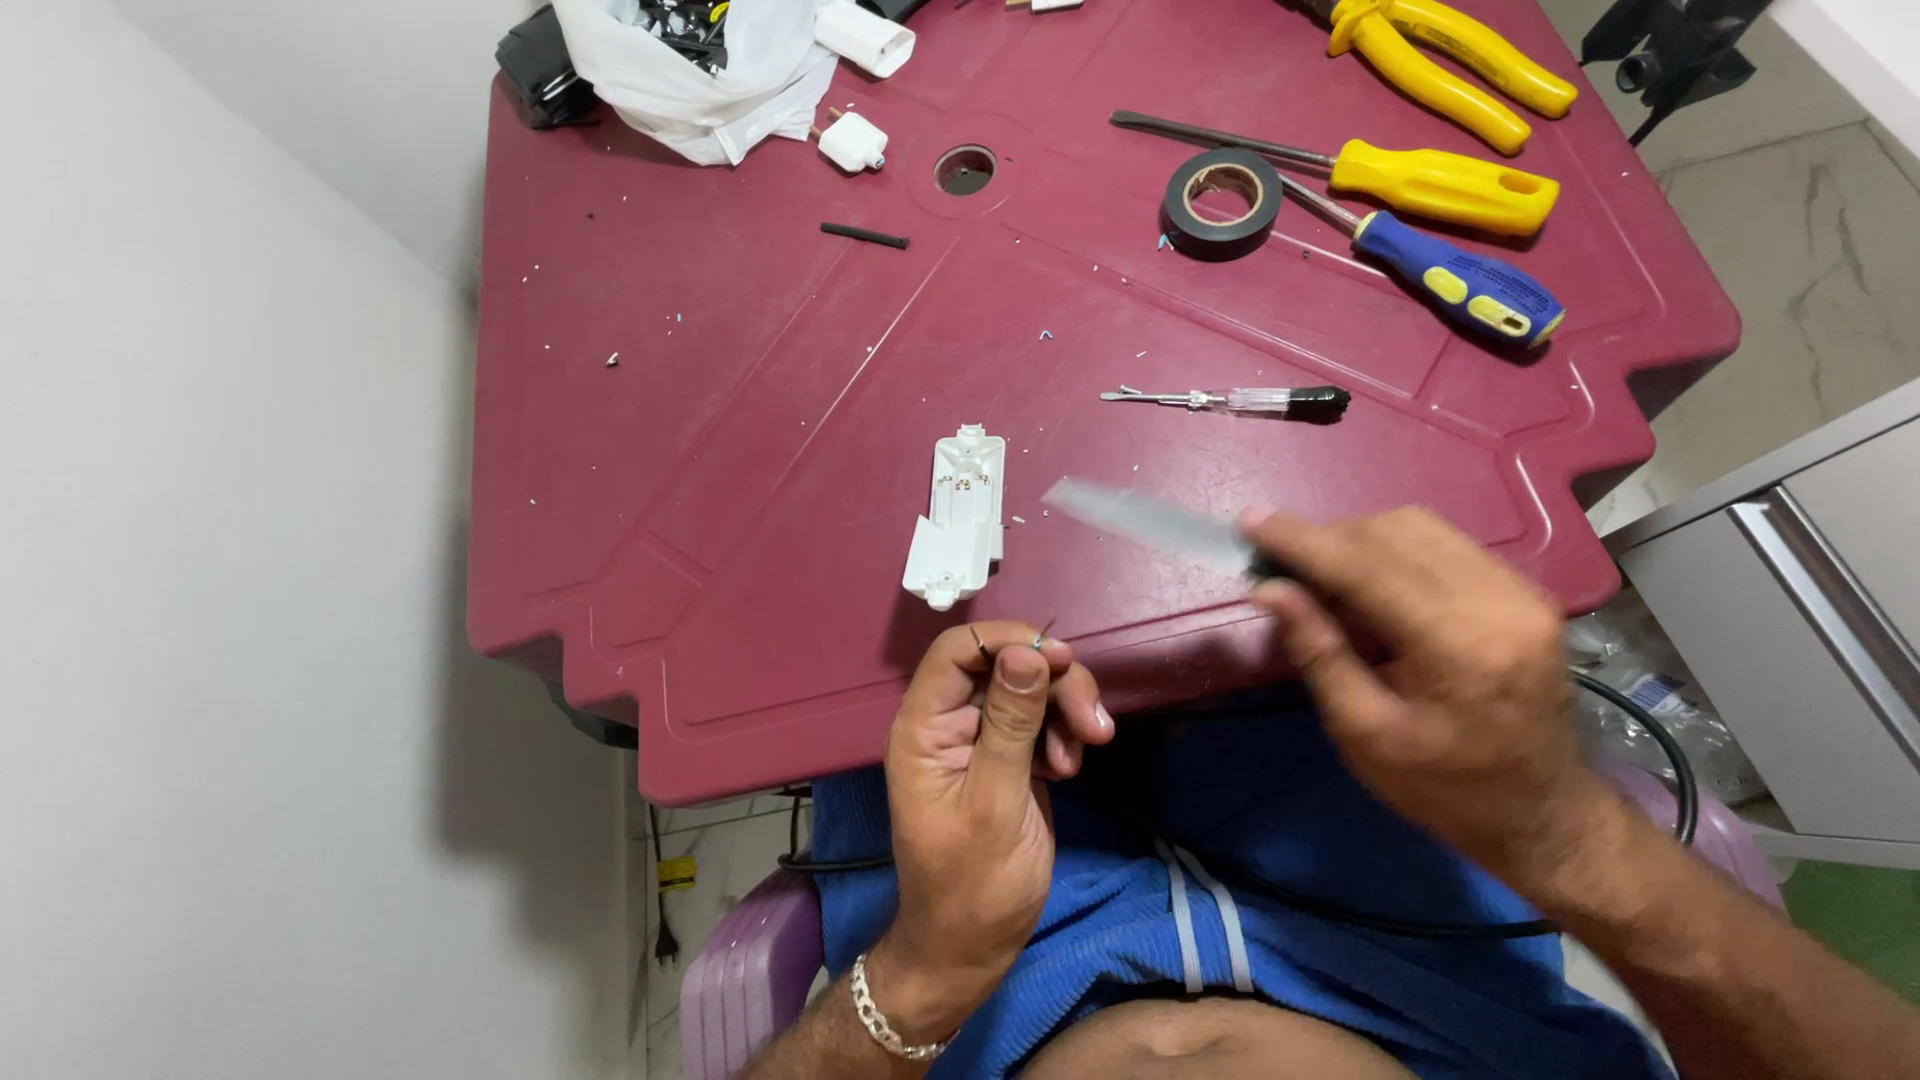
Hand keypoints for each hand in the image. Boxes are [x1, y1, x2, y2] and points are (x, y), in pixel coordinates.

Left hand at [874, 621, 1111, 1039]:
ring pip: (1028, 689)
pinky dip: (1063, 734)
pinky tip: (1070, 769)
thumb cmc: (973, 883)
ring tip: (1083, 753)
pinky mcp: (1008, 757)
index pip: (956, 651)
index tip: (1061, 658)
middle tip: (1094, 724)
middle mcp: (947, 723)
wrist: (973, 946)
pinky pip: (1039, 721)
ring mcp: (979, 739)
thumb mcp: (996, 802)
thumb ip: (1010, 724)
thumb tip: (1026, 652)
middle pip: (1003, 666)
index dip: (1008, 641)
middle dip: (1053, 683)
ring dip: (1064, 711)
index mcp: (923, 727)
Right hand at [1239, 507, 1610, 885]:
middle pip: (1394, 533)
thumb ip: (1318, 652)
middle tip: (1279, 566)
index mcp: (1460, 648)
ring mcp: (1520, 592)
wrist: (1545, 815)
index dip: (1302, 542)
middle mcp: (1499, 603)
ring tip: (1319, 575)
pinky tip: (1367, 582)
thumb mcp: (1363, 733)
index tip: (1250, 522)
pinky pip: (1444, 543)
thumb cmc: (1444, 788)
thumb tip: (1269, 590)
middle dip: (1326, 539)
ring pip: (1419, 528)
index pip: (1367, 569)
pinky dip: (1392, 550)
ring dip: (1357, 540)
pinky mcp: (1525, 592)